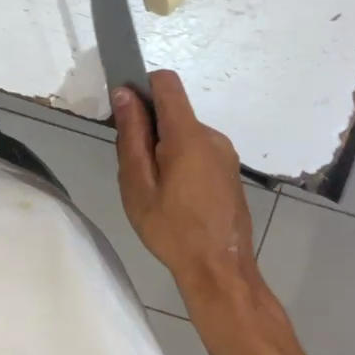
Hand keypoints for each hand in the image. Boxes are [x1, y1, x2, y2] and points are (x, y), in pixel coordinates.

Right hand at [114, 71, 256, 293]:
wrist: (220, 270)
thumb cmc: (171, 228)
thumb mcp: (137, 182)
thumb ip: (131, 135)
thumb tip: (125, 93)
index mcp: (188, 135)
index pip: (166, 83)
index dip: (141, 86)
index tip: (125, 113)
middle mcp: (212, 136)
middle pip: (172, 110)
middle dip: (147, 126)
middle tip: (134, 167)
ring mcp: (225, 154)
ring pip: (183, 132)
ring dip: (162, 146)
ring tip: (153, 186)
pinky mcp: (229, 170)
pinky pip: (197, 149)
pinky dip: (179, 159)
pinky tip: (173, 194)